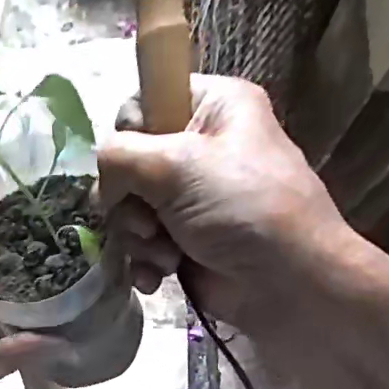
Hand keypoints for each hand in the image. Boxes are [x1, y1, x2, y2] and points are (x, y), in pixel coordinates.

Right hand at [99, 75, 366, 340]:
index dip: (128, 137)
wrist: (287, 284)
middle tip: (150, 222)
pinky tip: (159, 275)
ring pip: (128, 209)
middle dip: (130, 202)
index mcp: (210, 109)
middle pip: (127, 165)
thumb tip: (101, 182)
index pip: (141, 104)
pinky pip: (139, 243)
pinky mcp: (181, 240)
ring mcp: (188, 199)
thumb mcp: (177, 166)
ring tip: (165, 254)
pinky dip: (145, 261)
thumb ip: (119, 157)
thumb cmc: (242, 209)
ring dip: (138, 237)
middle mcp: (198, 148)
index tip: (135, 168)